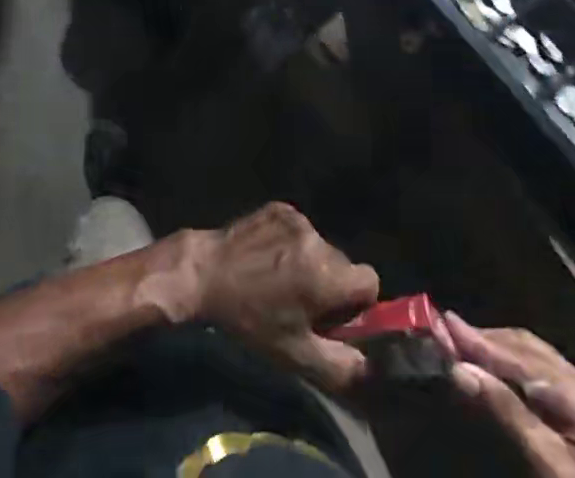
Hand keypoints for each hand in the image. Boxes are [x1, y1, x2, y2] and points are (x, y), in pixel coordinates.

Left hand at [193, 203, 379, 391]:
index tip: (331, 315)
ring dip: (310, 263)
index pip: (369, 282)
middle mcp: (317, 241)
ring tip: (278, 278)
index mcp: (326, 275)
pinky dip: (292, 244)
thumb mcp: (294, 354)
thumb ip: (341, 365)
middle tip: (301, 301)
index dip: (356, 303)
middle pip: (344, 265)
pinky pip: (301, 231)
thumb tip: (370, 367)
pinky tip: (268, 257)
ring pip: (322, 248)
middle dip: (331, 284)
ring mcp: (298, 220)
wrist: (204, 273)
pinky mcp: (280, 208)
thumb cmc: (248, 317)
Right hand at [443, 312, 574, 477]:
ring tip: (459, 342)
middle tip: (444, 331)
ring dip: (498, 349)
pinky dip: (513, 367)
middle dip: (488, 340)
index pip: (529, 364)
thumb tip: (460, 369)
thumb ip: (510, 417)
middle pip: (535, 352)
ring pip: (539, 359)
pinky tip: (489, 366)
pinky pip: (546, 376)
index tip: (444, 322)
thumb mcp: (553, 472)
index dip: (484, 343)